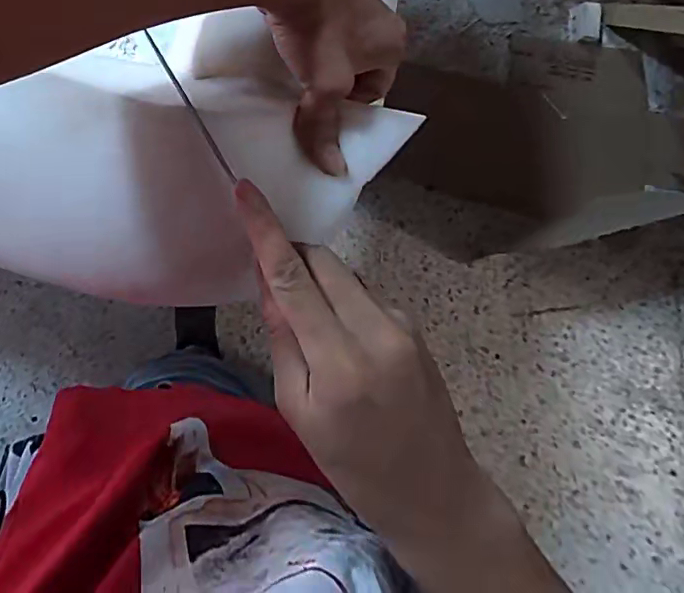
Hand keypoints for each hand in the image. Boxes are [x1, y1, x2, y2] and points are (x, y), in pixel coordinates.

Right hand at [236, 181, 566, 592]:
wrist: (437, 495)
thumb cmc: (353, 465)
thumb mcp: (298, 411)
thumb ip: (282, 339)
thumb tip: (268, 280)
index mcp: (338, 364)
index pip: (291, 278)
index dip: (264, 230)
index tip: (246, 190)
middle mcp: (375, 332)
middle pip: (320, 262)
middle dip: (291, 256)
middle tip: (272, 279)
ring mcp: (401, 325)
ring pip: (343, 275)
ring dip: (317, 283)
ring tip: (315, 331)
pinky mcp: (413, 326)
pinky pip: (364, 294)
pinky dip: (343, 302)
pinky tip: (347, 343)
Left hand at [262, 0, 404, 177]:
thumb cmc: (317, 33)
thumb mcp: (323, 85)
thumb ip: (325, 125)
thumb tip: (335, 170)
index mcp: (393, 45)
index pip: (375, 90)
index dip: (347, 101)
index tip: (321, 101)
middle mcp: (385, 19)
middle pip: (362, 63)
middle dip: (339, 72)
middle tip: (311, 77)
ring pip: (345, 35)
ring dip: (330, 44)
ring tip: (305, 48)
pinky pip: (330, 8)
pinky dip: (320, 14)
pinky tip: (303, 13)